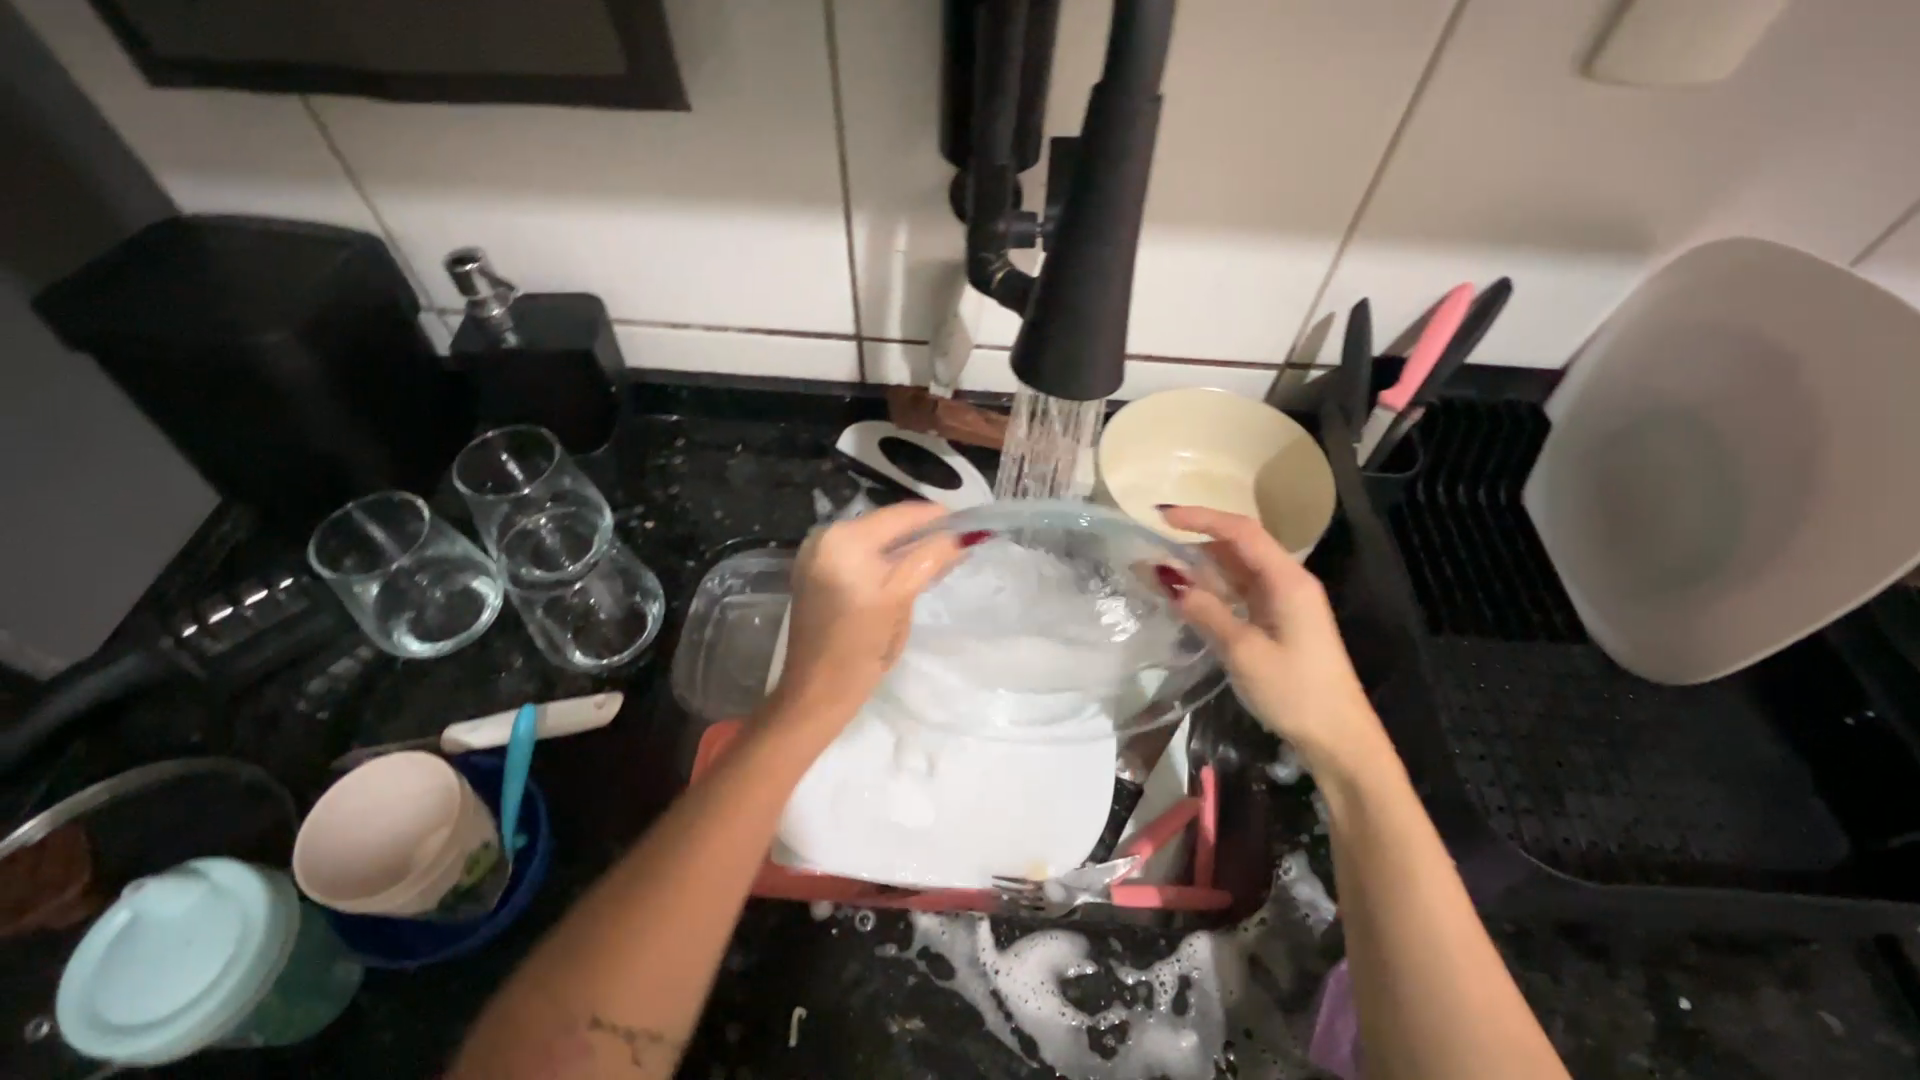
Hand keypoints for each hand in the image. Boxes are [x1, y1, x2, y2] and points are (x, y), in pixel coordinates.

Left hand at [768, 501, 968, 732]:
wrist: (816, 691)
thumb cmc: (860, 650)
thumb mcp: (900, 600)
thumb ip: (928, 560)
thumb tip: (959, 538)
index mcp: (846, 541)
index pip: (901, 515)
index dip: (937, 518)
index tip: (969, 524)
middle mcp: (826, 536)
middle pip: (886, 523)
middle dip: (922, 531)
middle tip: (957, 543)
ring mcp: (816, 553)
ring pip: (874, 537)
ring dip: (904, 543)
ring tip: (936, 558)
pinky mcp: (814, 570)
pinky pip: (858, 551)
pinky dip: (882, 555)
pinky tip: (905, 570)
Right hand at [1156, 505, 1393, 780]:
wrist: (1338, 737)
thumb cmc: (1295, 691)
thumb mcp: (1243, 651)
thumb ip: (1206, 611)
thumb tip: (1168, 579)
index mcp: (1287, 580)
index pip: (1240, 531)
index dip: (1201, 518)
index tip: (1161, 517)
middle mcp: (1288, 582)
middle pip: (1238, 546)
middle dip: (1195, 542)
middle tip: (1151, 547)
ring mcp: (1284, 603)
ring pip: (1237, 571)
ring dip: (1200, 567)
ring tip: (1159, 571)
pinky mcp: (1279, 623)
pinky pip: (1240, 593)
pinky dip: (1212, 590)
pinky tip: (1186, 597)